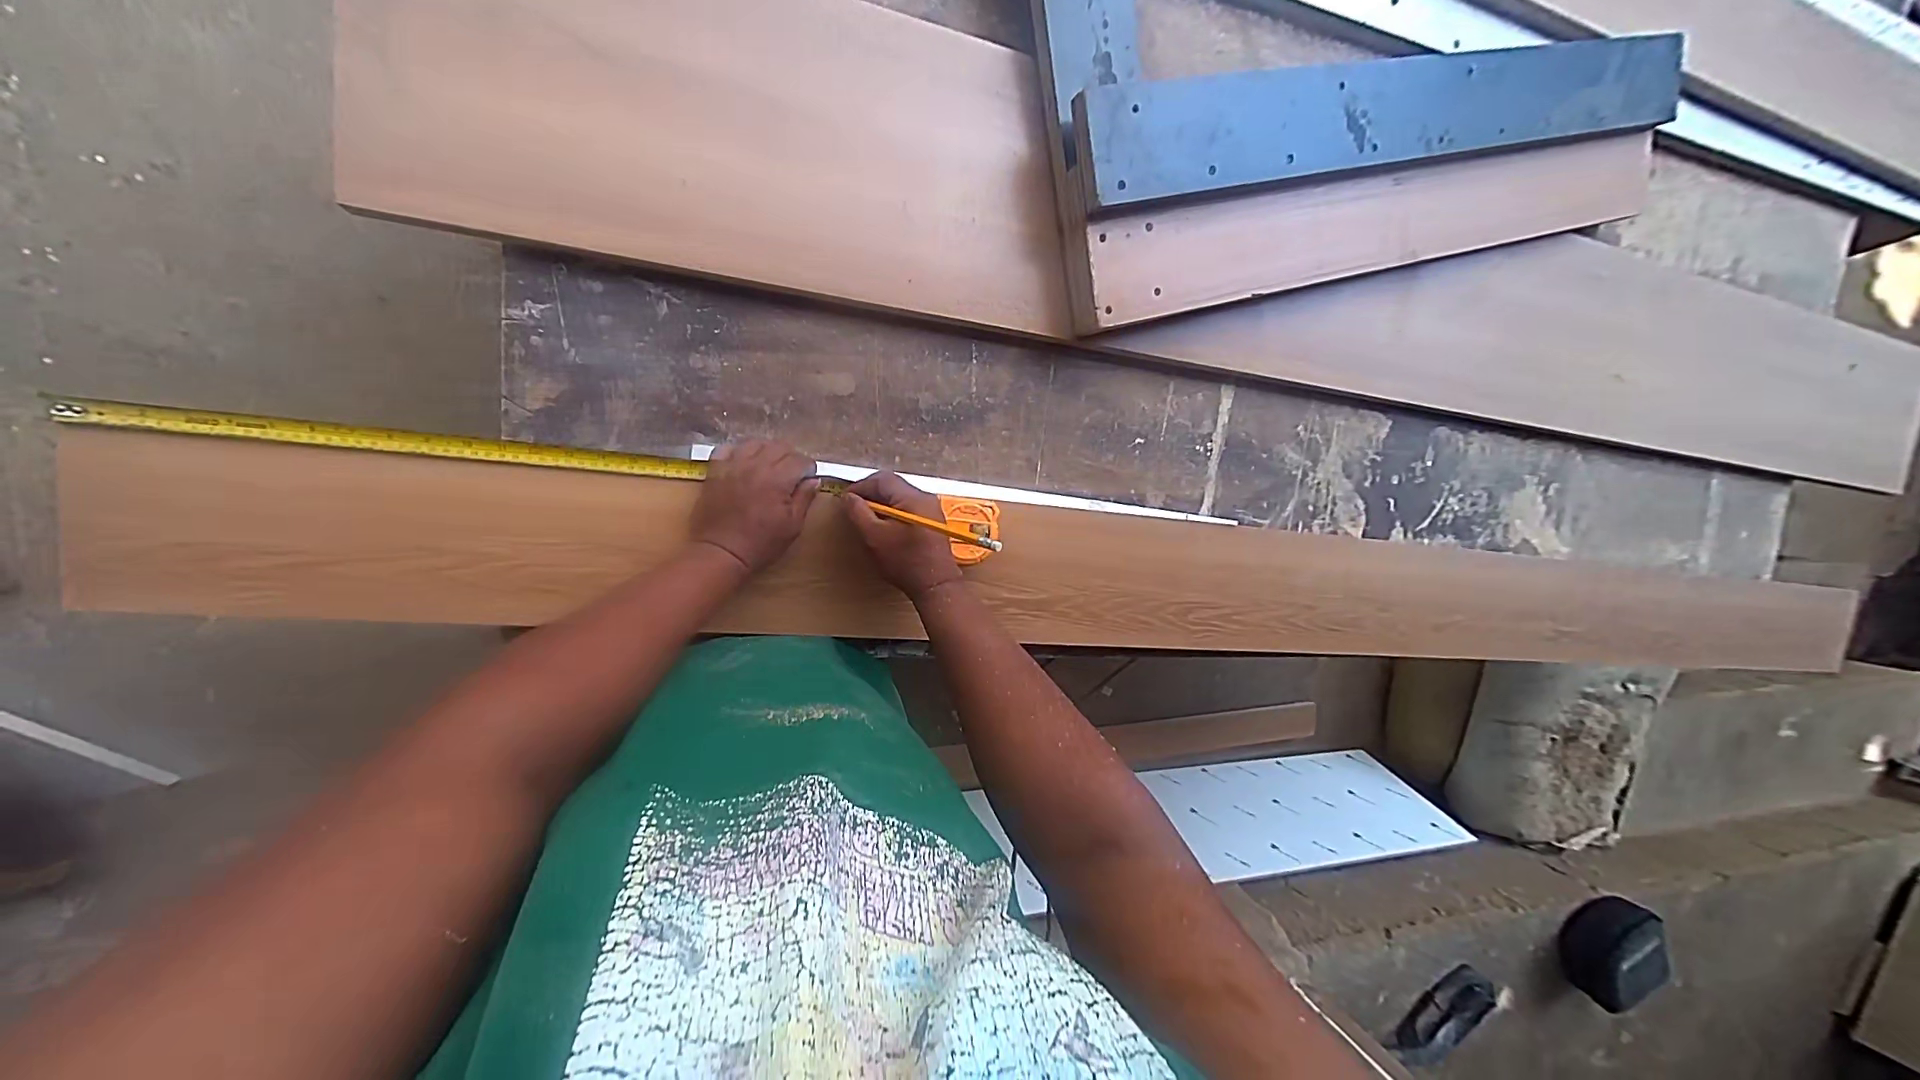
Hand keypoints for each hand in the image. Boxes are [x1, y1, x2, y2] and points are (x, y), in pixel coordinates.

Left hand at [688, 440, 819, 572]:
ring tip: (768, 467)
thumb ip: (804, 499)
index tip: (807, 480)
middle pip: (779, 446)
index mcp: (778, 479)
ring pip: (754, 443)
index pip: (800, 460)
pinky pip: (727, 449)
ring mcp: (733, 465)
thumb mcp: (792, 526)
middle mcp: (756, 465)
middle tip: (791, 474)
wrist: (721, 552)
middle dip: (790, 457)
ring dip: (766, 451)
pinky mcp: (715, 471)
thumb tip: (814, 480)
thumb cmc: (761, 543)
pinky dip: (738, 452)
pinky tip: (743, 464)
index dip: (807, 469)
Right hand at [842, 472, 963, 601]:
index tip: (845, 498)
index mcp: (912, 498)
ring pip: (901, 496)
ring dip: (882, 502)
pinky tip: (884, 525)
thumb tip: (849, 497)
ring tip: (866, 516)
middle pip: (893, 485)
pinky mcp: (933, 521)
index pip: (882, 479)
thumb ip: (859, 513)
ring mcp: (932, 509)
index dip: (860, 486)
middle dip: (871, 493)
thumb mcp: (874, 537)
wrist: (936, 585)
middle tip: (853, 506)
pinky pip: (909, 507)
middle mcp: (925, 498)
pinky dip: (893, 511)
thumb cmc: (905, 562)